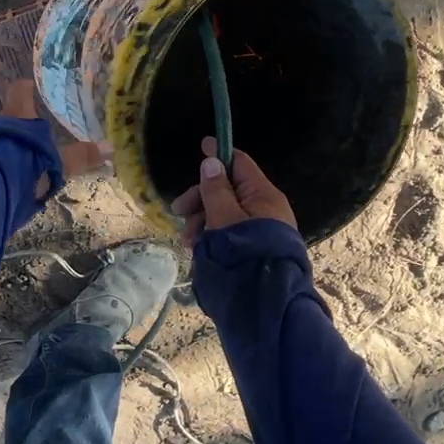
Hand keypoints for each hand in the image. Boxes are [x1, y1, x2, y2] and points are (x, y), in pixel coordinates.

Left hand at [0, 81, 109, 197]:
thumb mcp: (59, 163)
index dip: (25, 87)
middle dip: (19, 124)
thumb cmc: (26, 165)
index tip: (30, 86)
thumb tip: (110, 147)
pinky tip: (5, 175)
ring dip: (7, 145)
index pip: (19, 91)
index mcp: (17, 114)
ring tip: (21, 158)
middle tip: (34, 134)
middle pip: (7, 116)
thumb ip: (81, 156)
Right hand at [171, 136, 296, 246]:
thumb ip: (215, 188)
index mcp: (262, 194)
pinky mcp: (255, 246)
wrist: (264, 297)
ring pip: (225, 212)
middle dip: (200, 198)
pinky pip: (230, 230)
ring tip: (188, 241)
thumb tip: (212, 161)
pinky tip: (198, 247)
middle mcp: (265, 207)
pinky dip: (212, 233)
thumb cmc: (242, 250)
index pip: (240, 163)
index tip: (201, 145)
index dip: (218, 154)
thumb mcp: (223, 216)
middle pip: (227, 189)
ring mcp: (261, 228)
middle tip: (177, 211)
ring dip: (201, 220)